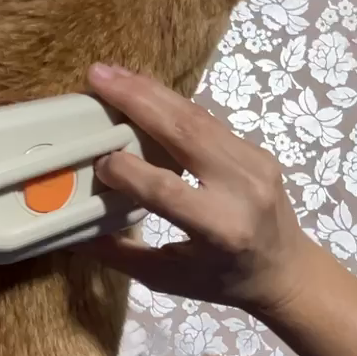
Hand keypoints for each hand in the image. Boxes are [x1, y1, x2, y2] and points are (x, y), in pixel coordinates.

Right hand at [82, 63, 322, 316]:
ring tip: (112, 74)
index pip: (167, 188)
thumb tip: (70, 233)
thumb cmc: (222, 281)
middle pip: (185, 133)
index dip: (128, 171)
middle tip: (97, 77)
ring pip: (197, 117)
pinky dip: (172, 104)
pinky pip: (208, 121)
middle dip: (138, 101)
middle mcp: (242, 188)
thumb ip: (118, 254)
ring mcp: (254, 163)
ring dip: (152, 92)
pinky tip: (144, 90)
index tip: (98, 162)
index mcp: (220, 228)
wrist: (287, 271)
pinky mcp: (256, 149)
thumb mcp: (167, 278)